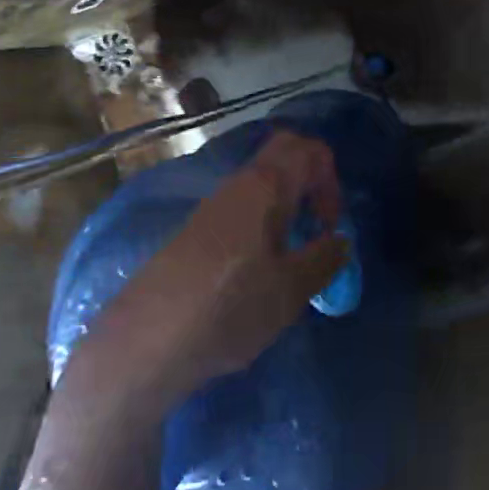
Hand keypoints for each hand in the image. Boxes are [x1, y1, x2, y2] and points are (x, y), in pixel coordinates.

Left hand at [75, 131, 350, 409]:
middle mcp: (238, 184)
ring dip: (286, 205)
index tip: (329, 227)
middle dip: (311, 181)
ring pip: (261, 183)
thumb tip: (340, 241)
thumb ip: (324, 259)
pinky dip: (263, 221)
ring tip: (292, 255)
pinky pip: (242, 206)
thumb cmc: (230, 307)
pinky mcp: (197, 229)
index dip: (331, 180)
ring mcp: (213, 204)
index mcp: (266, 186)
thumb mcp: (291, 290)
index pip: (308, 149)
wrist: (148, 339)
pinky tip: (259, 267)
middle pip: (283, 155)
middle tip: (317, 227)